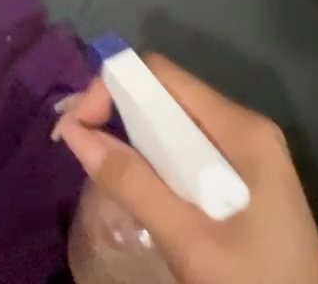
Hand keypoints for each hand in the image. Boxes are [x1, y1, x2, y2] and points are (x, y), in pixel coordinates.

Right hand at [53, 57, 317, 283]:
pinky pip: (182, 151)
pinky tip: (137, 190)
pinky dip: (150, 162)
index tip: (80, 127)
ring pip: (169, 125)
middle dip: (114, 114)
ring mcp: (245, 158)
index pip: (160, 76)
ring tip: (100, 170)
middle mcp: (243, 131)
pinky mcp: (241, 184)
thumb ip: (132, 183)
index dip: (112, 88)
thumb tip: (72, 130)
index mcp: (241, 131)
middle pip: (163, 96)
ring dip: (129, 141)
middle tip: (80, 148)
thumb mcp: (190, 241)